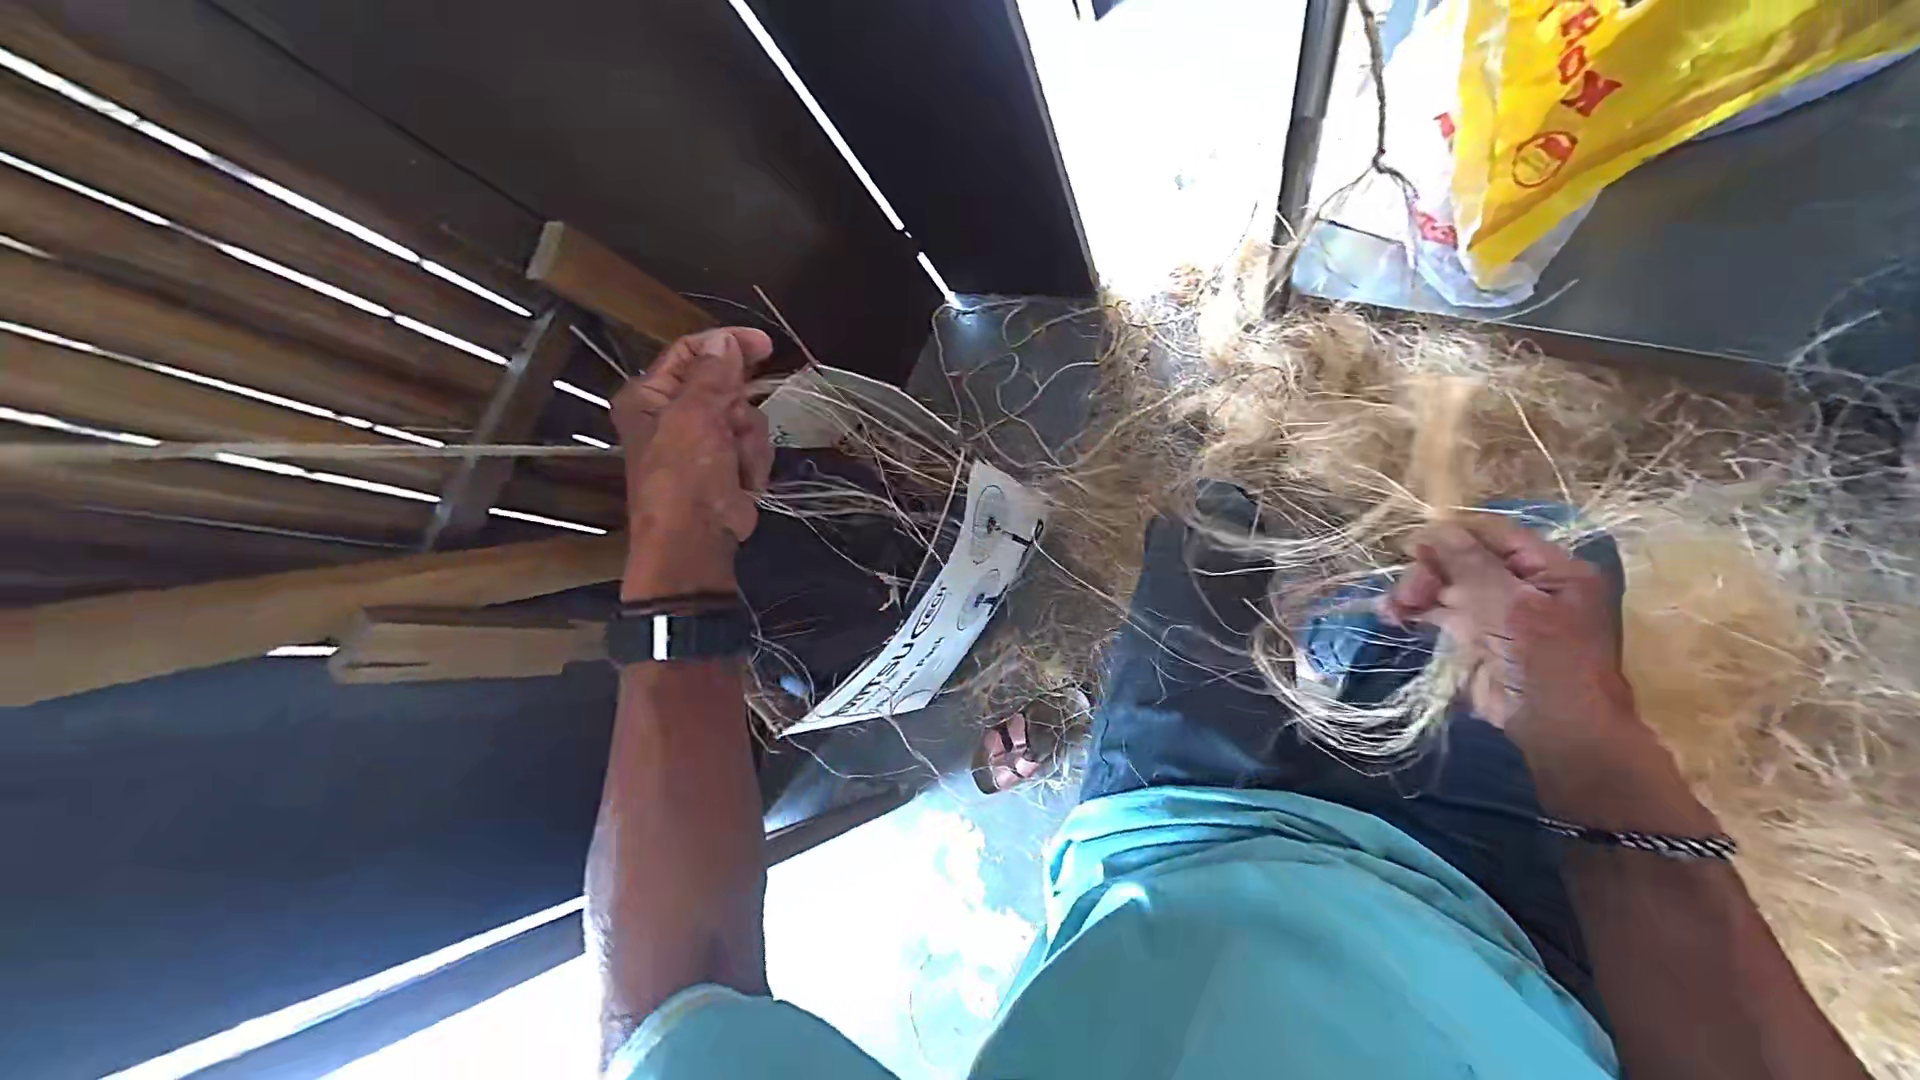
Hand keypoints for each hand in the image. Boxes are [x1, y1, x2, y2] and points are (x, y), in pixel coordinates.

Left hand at [612, 327, 775, 600]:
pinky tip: (743, 479)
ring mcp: (703, 440)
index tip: (764, 344)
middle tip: (734, 426)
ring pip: (746, 416)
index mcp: (650, 397)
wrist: (697, 540)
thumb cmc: (684, 477)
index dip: (726, 344)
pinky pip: (753, 444)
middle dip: (737, 408)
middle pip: (724, 385)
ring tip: (735, 464)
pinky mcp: (728, 464)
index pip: (689, 353)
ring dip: (749, 441)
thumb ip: (711, 375)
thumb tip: (724, 340)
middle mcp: (674, 414)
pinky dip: (754, 461)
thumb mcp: (694, 417)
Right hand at [1383, 515, 1638, 762]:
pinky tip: (1393, 617)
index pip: (1495, 533)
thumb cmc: (1546, 662)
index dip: (1453, 534)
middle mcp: (1522, 583)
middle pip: (1461, 558)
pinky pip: (1435, 610)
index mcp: (1551, 568)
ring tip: (1394, 610)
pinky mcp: (1471, 634)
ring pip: (1442, 583)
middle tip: (1408, 594)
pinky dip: (1412, 610)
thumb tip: (1433, 528)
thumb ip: (1470, 563)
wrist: (1554, 729)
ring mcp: (1495, 609)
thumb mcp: (1511, 605)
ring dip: (1413, 591)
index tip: (1412, 545)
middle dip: (1428, 571)